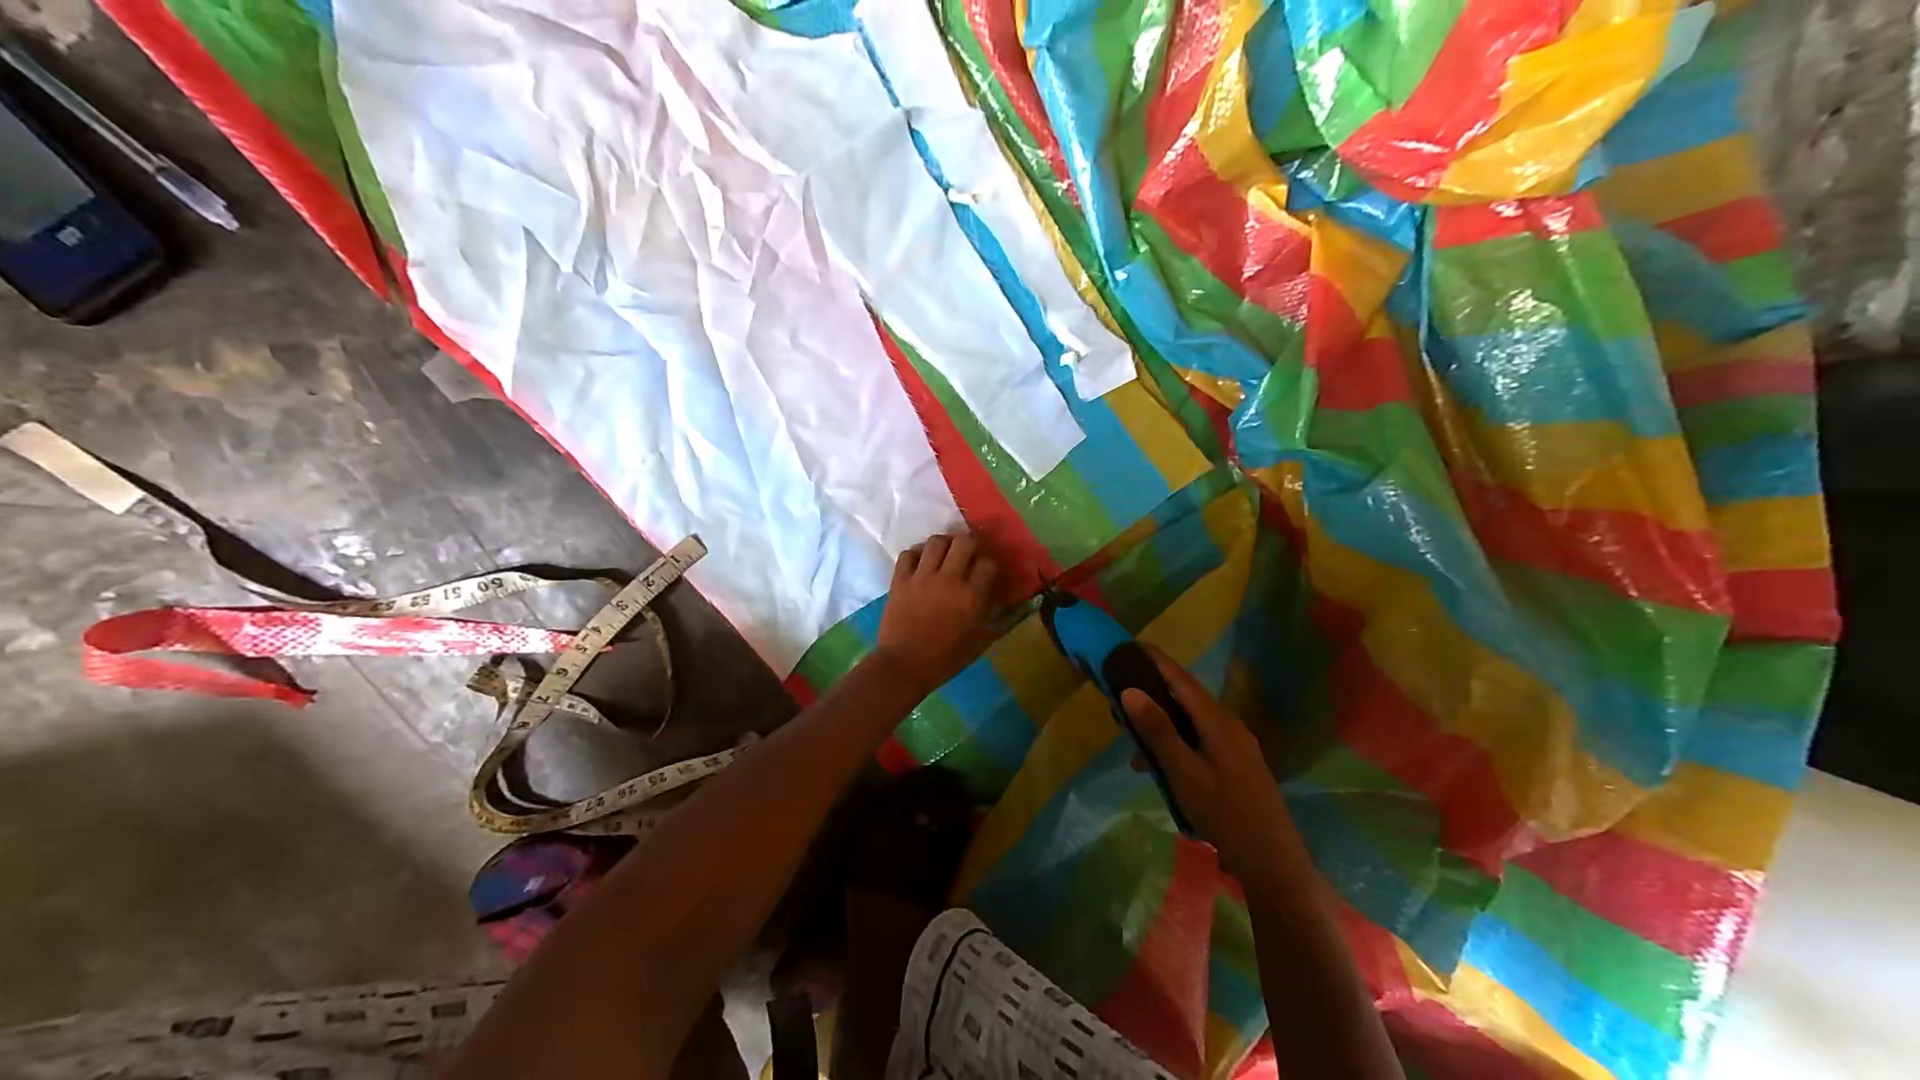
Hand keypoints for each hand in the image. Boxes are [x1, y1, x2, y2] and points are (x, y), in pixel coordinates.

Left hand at [873, 533, 999, 694]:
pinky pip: (908, 554)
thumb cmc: (945, 659)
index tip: (989, 572)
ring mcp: (921, 577)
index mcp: (971, 596)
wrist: (904, 665)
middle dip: (971, 544)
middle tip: (970, 553)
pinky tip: (921, 562)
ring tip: (946, 552)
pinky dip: (916, 553)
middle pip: (965, 542)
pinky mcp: (900, 580)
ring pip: (936, 542)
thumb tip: (1011, 606)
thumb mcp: (979, 643)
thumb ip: (997, 621)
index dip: (991, 564)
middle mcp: (949, 579)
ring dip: (945, 543)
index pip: (989, 563)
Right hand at [1121, 646, 1310, 889]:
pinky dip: (1175, 742)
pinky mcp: (1236, 764)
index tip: (1130, 645)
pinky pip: (1199, 739)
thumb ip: (1158, 731)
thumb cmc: (1225, 814)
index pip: (1181, 679)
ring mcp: (1236, 745)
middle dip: (1153, 690)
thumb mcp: (1184, 773)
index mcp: (1218, 722)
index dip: (1156, 660)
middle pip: (1186, 697)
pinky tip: (1158, 765)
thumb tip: (1130, 690)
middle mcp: (1229, 725)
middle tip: (1121, 693)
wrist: (1273, 862)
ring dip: (1162, 722)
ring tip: (1132, 736)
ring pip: (1191, 721)